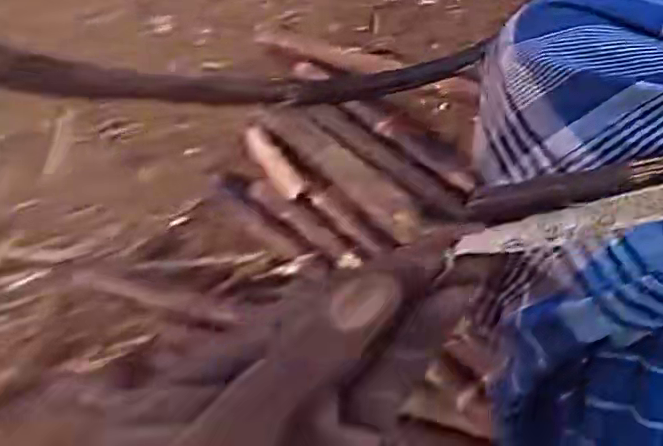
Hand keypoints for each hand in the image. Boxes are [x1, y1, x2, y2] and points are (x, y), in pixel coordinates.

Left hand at [73, 243, 488, 445]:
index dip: (367, 273)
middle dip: (408, 277)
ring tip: (478, 255)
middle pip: (339, 321)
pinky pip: (390, 378)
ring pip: (374, 344)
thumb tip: (376, 282)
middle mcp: (252, 399)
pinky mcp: (352, 443)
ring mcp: (307, 423)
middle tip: (472, 238)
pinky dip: (425, 333)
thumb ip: (295, 368)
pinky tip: (456, 297)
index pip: (290, 314)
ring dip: (427, 296)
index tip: (436, 241)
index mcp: (185, 399)